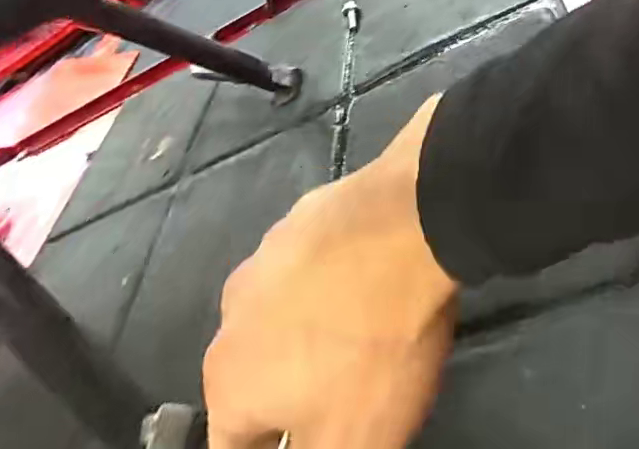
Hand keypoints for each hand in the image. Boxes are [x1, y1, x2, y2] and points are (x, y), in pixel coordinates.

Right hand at [205, 97, 457, 448]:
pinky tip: (372, 274)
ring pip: (285, 312)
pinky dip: (333, 275)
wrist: (412, 222)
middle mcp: (232, 310)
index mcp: (227, 377)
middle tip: (351, 384)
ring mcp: (268, 250)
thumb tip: (304, 436)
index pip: (235, 445)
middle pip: (260, 373)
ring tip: (366, 325)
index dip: (281, 447)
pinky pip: (313, 261)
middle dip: (297, 388)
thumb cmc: (377, 341)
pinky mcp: (305, 213)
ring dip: (312, 328)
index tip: (324, 430)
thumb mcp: (351, 443)